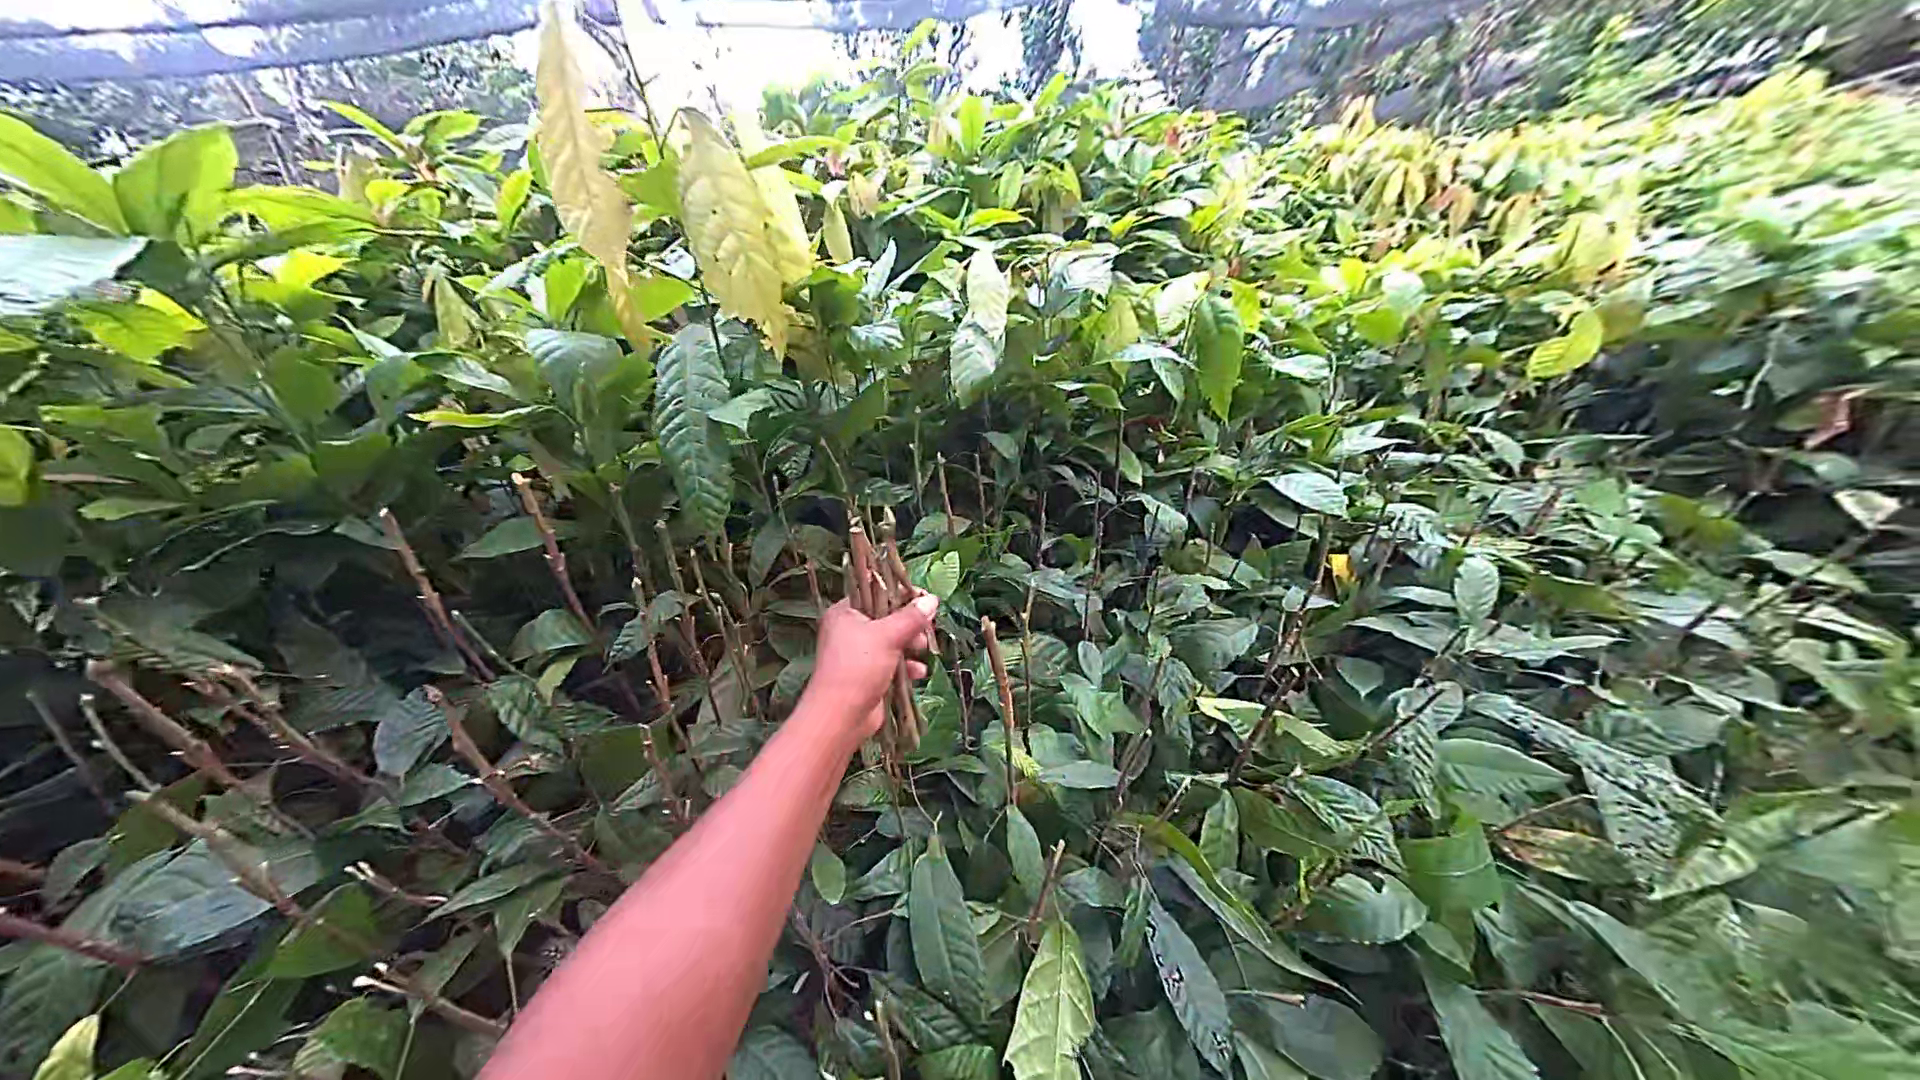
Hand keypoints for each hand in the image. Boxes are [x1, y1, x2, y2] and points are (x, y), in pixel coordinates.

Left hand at [801, 592, 938, 738]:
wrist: (841, 716)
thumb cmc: (858, 667)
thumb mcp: (888, 636)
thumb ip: (911, 617)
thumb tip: (932, 599)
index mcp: (845, 612)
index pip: (876, 592)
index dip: (902, 595)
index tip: (925, 599)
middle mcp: (850, 630)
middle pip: (888, 617)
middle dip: (911, 624)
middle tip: (926, 628)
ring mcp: (859, 653)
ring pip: (893, 641)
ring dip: (911, 645)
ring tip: (922, 649)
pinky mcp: (868, 674)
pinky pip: (893, 662)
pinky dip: (906, 665)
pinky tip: (918, 672)